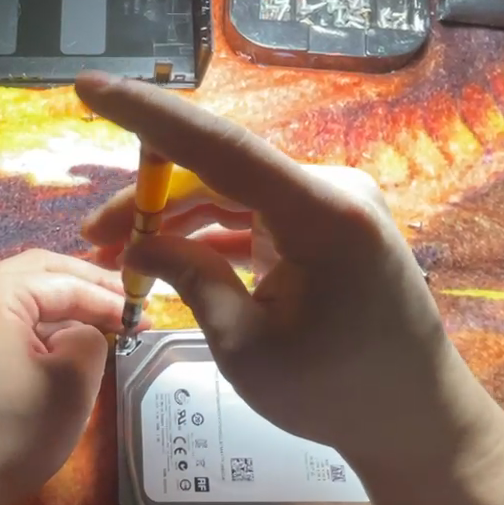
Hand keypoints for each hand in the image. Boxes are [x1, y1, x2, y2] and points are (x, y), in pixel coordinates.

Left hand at [0, 249, 125, 504]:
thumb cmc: (11, 436)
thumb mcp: (72, 384)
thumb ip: (91, 337)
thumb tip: (81, 330)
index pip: (61, 282)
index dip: (107, 297)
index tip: (143, 316)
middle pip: (35, 271)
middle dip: (83, 284)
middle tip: (124, 301)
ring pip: (15, 290)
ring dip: (57, 300)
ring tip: (98, 315)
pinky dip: (31, 319)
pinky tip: (58, 335)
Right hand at [76, 73, 503, 471]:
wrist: (414, 417)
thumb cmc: (336, 393)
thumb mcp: (246, 347)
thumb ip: (191, 281)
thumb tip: (138, 248)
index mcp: (320, 214)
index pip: (218, 146)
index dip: (147, 114)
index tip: (89, 87)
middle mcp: (328, 191)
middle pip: (215, 174)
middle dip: (149, 202)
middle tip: (93, 238)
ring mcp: (328, 205)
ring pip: (228, 194)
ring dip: (174, 222)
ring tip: (119, 257)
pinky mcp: (322, 226)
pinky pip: (251, 216)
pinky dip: (208, 237)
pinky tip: (166, 259)